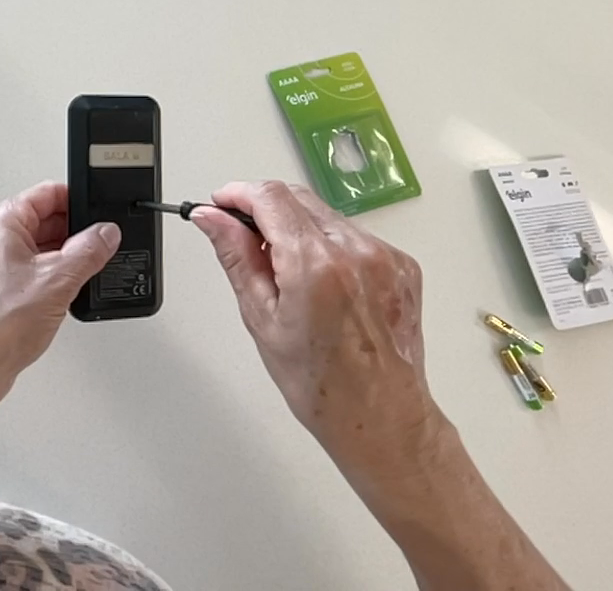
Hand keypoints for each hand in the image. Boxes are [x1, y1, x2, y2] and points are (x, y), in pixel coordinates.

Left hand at [0, 182, 120, 398]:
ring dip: (64, 257)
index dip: (79, 201)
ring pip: (39, 245)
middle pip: (45, 218)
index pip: (48, 192)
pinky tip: (64, 293)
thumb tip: (105, 233)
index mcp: (1, 220)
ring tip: (80, 276)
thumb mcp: (58, 280)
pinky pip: (31, 267)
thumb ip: (89, 251)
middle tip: (98, 249)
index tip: (100, 215)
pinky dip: (51, 275)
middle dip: (74, 234)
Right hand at [191, 181, 440, 485]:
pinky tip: (320, 279)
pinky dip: (327, 243)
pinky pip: (352, 234)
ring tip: (285, 270)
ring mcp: (384, 256)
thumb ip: (235, 254)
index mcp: (315, 265)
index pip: (270, 197)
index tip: (221, 203)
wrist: (381, 418)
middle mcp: (355, 252)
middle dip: (263, 208)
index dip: (238, 194)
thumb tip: (211, 218)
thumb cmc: (321, 382)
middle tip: (244, 236)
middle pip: (297, 196)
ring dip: (295, 226)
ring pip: (323, 214)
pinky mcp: (402, 264)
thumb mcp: (260, 316)